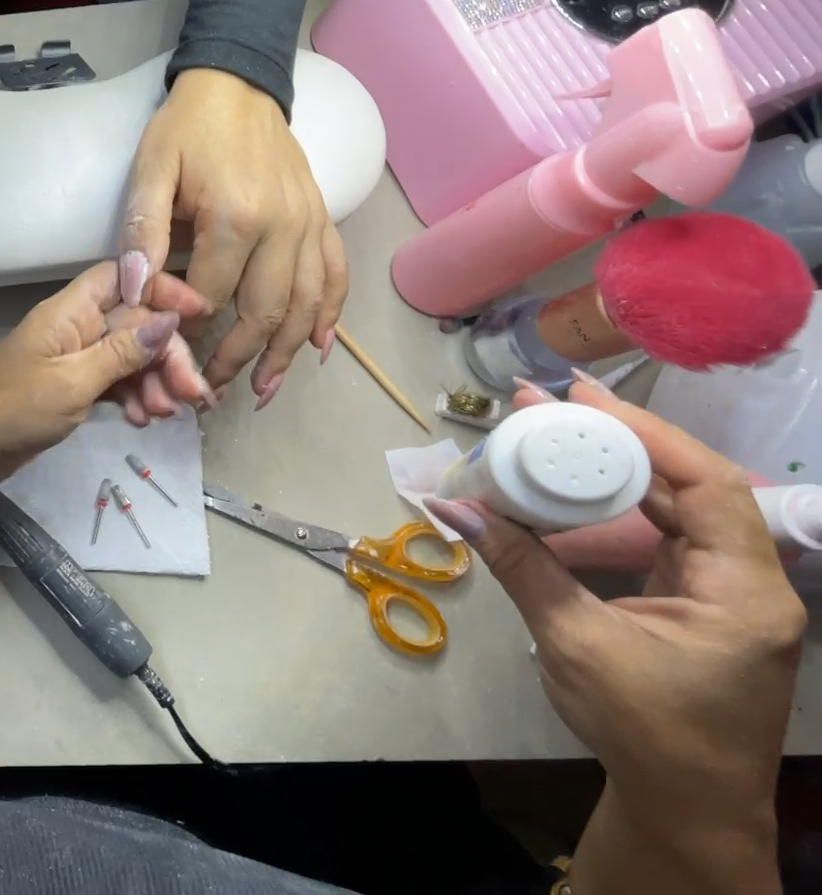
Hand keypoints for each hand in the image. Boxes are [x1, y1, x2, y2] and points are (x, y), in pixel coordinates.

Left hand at [0, 261, 209, 486]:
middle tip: (191, 393)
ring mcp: (73, 356)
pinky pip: (114, 380)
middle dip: (166, 355)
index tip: (197, 314)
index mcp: (67, 312)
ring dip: (153, 381)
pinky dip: (132, 396)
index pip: (120, 278)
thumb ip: (123, 351)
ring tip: (166, 413)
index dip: (160, 288)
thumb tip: (169, 320)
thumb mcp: (74, 382)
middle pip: (133, 324)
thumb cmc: (17, 409)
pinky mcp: (74, 384)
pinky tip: (142, 419)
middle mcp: (73, 327)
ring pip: (128, 355)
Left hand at [119, 68, 346, 408]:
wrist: (238, 83)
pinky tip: (319, 347)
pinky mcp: (322, 218)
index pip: (211, 299)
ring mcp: (310, 224)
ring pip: (305, 304)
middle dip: (239, 359)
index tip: (168, 357)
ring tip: (265, 390)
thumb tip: (133, 291)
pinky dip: (329, 314)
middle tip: (213, 392)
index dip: (187, 333)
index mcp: (236, 221)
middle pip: (264, 313)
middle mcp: (283, 229)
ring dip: (285, 352)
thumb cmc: (185, 129)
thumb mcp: (150, 173)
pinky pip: (334, 274)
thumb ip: (142, 234)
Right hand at [425, 372, 804, 830]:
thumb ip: (519, 565)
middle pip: (690, 487)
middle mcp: (746, 579)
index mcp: (743, 590)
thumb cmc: (640, 724)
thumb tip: (451, 507)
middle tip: (550, 403)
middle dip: (619, 440)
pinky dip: (610, 506)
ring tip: (552, 433)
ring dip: (612, 469)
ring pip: (673, 507)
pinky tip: (570, 488)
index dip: (646, 435)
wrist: (683, 798)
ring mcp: (721, 589)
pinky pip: (657, 536)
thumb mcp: (573, 639)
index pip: (708, 486)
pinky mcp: (694, 599)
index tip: (581, 400)